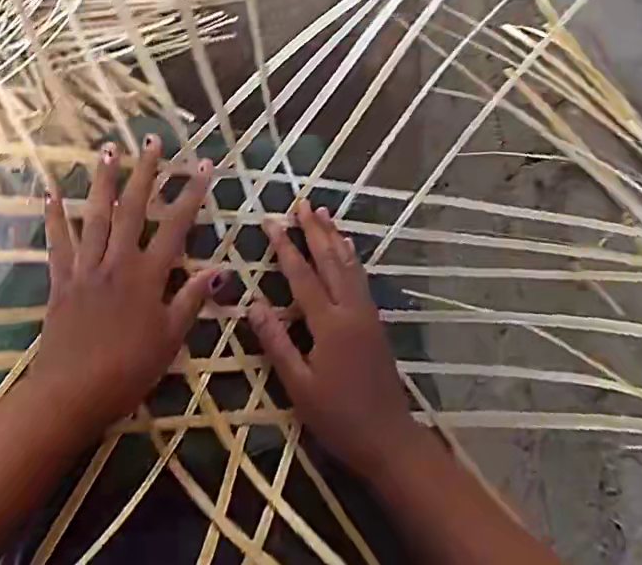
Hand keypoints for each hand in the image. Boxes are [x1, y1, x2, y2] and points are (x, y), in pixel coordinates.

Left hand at [24, 135, 218, 435]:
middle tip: (151, 141)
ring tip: (108, 150)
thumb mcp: (170, 339)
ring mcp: (87, 267)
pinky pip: (58, 242)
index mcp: (148, 275)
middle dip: (145, 172)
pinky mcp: (62, 280)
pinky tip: (51, 193)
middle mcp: (118, 261)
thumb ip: (191, 300)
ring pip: (96, 215)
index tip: (203, 165)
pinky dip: (55, 217)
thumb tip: (219, 270)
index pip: (176, 225)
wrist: (71, 393)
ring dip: (103, 180)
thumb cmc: (128, 370)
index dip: (191, 194)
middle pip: (134, 208)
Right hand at [247, 200, 422, 475]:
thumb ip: (277, 343)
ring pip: (349, 264)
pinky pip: (360, 277)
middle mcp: (350, 309)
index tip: (271, 221)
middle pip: (330, 260)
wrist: (389, 438)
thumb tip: (252, 305)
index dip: (285, 247)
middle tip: (302, 204)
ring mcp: (366, 312)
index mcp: (329, 324)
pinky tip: (347, 247)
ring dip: (334, 236)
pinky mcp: (375, 320)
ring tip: (323, 213)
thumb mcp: (299, 387)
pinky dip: (350, 256)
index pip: (303, 275)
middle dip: (314, 230)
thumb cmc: (338, 417)